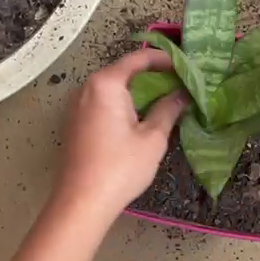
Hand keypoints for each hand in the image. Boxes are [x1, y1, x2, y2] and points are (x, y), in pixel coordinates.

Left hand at [53, 49, 186, 219]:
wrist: (81, 202)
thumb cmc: (119, 168)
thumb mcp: (152, 138)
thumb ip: (168, 110)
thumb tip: (181, 95)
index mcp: (106, 84)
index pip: (138, 58)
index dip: (164, 59)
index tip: (184, 67)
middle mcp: (86, 89)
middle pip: (123, 72)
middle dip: (151, 77)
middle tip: (178, 86)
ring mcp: (76, 107)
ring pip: (112, 91)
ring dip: (136, 94)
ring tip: (163, 104)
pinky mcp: (74, 125)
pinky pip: (101, 106)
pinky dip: (121, 107)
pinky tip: (138, 121)